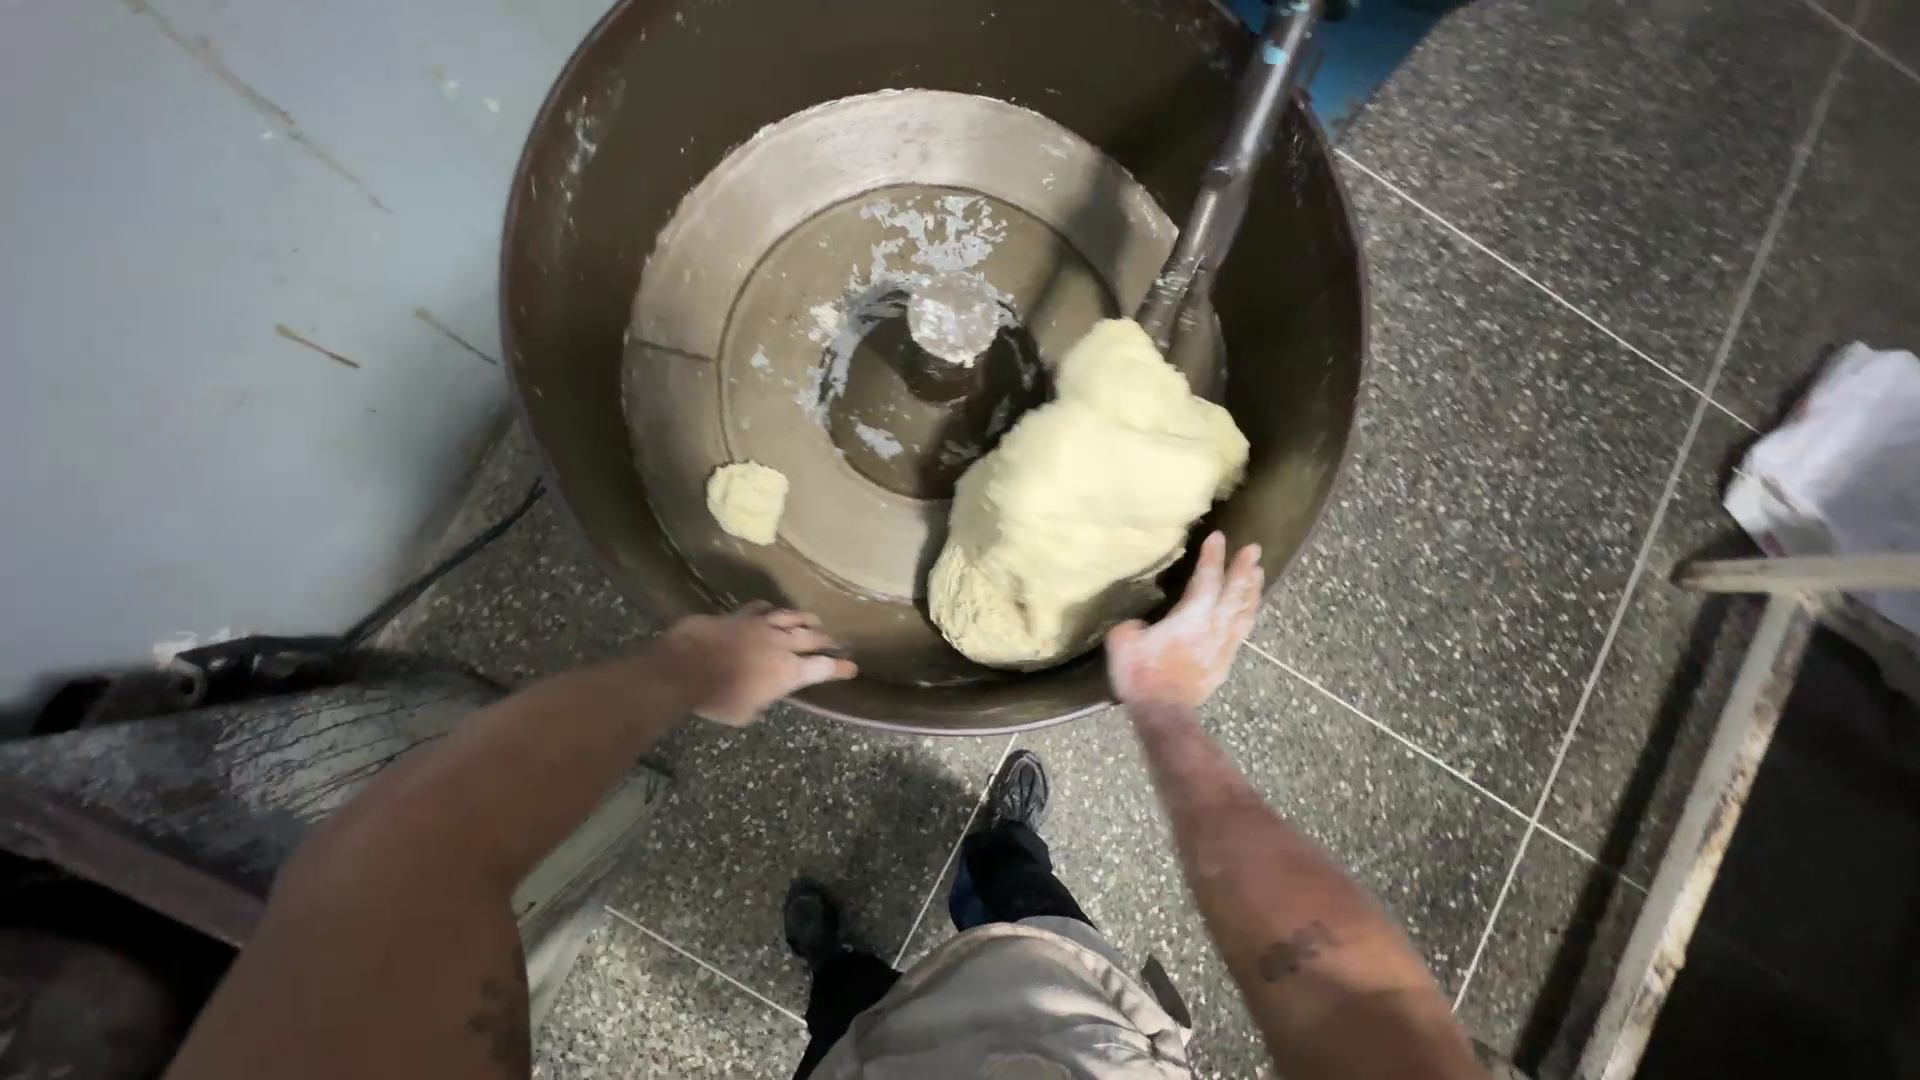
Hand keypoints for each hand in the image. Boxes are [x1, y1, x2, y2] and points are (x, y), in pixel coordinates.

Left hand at [661, 603, 856, 725]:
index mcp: (789, 672)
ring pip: (791, 617)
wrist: (685, 667)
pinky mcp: (740, 615)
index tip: (852, 667)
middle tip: (836, 642)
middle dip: (827, 640)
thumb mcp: (744, 714)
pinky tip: (771, 609)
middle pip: (812, 638)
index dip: (840, 668)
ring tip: (815, 619)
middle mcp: (782, 644)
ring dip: (805, 618)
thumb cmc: (717, 699)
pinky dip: (770, 609)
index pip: (823, 668)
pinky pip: (761, 607)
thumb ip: (760, 704)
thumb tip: (762, 702)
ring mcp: (761, 625)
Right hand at [1106, 532, 1262, 709]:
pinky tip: (1248, 612)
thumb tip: (1141, 624)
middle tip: (1254, 548)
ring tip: (1259, 573)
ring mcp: (1223, 646)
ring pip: (1244, 612)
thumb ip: (1133, 625)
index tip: (1218, 536)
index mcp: (1191, 616)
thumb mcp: (1123, 641)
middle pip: (1235, 592)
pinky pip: (1241, 633)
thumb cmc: (1142, 674)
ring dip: (1252, 591)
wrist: (1164, 713)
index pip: (1206, 579)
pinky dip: (1247, 616)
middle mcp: (1214, 627)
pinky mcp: (1224, 663)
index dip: (1212, 557)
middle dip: (1244, 568)